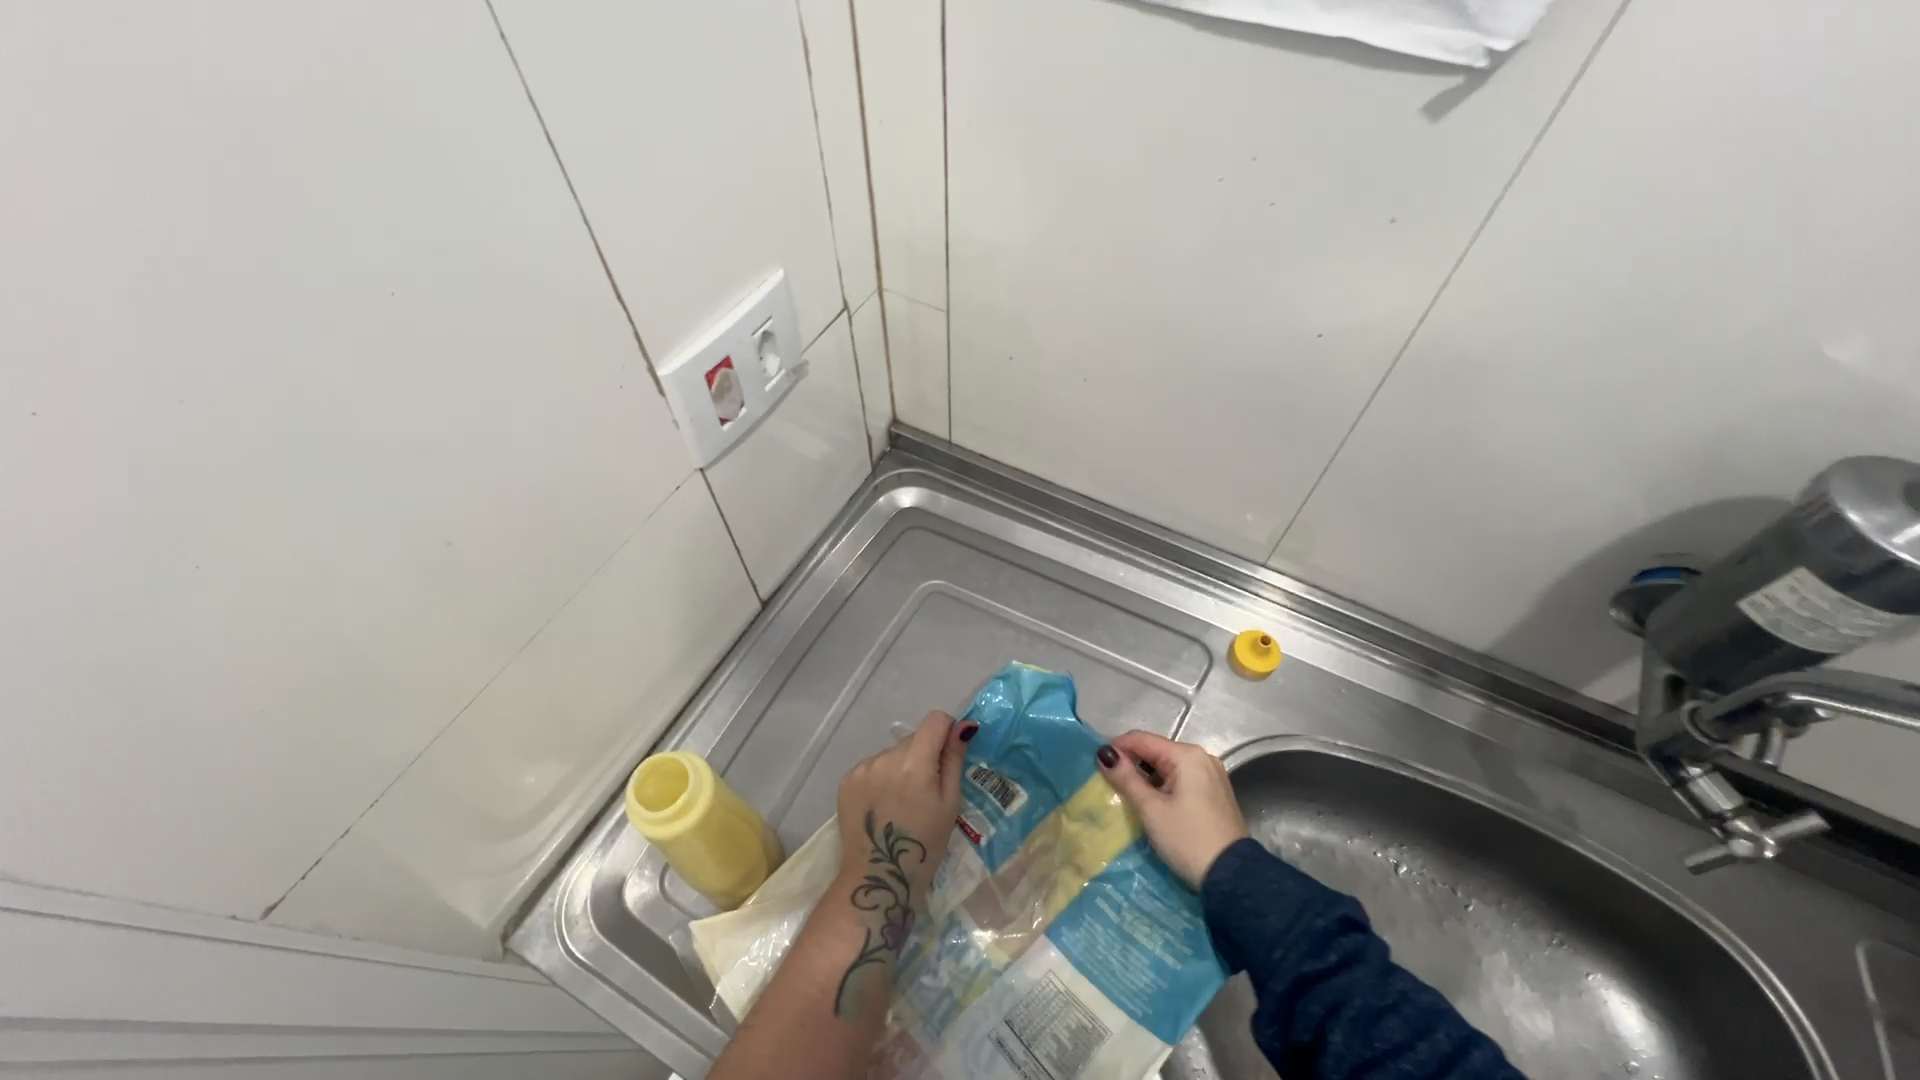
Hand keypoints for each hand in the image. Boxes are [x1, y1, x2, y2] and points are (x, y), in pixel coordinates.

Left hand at [834, 711, 975, 904]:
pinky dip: (882, 777)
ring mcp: (862, 768)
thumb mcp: (950, 803)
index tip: (949, 753)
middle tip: (926, 791)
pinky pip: (873, 766)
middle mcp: (884, 758)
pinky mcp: (847, 780)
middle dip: (924, 755)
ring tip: (902, 802)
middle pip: (913, 739)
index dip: (947, 730)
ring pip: (893, 753)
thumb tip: (963, 726)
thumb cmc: (925, 844)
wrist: (878, 877)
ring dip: (902, 766)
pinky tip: (883, 805)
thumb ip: (954, 759)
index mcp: (914, 763)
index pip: (934, 720)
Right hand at [1097, 730, 1248, 889]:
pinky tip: (1150, 802)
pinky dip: (1162, 785)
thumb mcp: (1151, 809)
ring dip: (1145, 775)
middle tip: (1107, 782)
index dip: (1116, 748)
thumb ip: (1126, 778)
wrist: (1231, 877)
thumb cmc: (1187, 839)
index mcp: (1187, 755)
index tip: (1095, 765)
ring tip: (1124, 794)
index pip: (1142, 739)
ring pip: (1168, 765)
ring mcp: (1211, 774)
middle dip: (1131, 762)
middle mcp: (1202, 757)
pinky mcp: (1214, 792)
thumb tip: (1104, 754)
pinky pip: (1181, 778)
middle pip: (1156, 750)